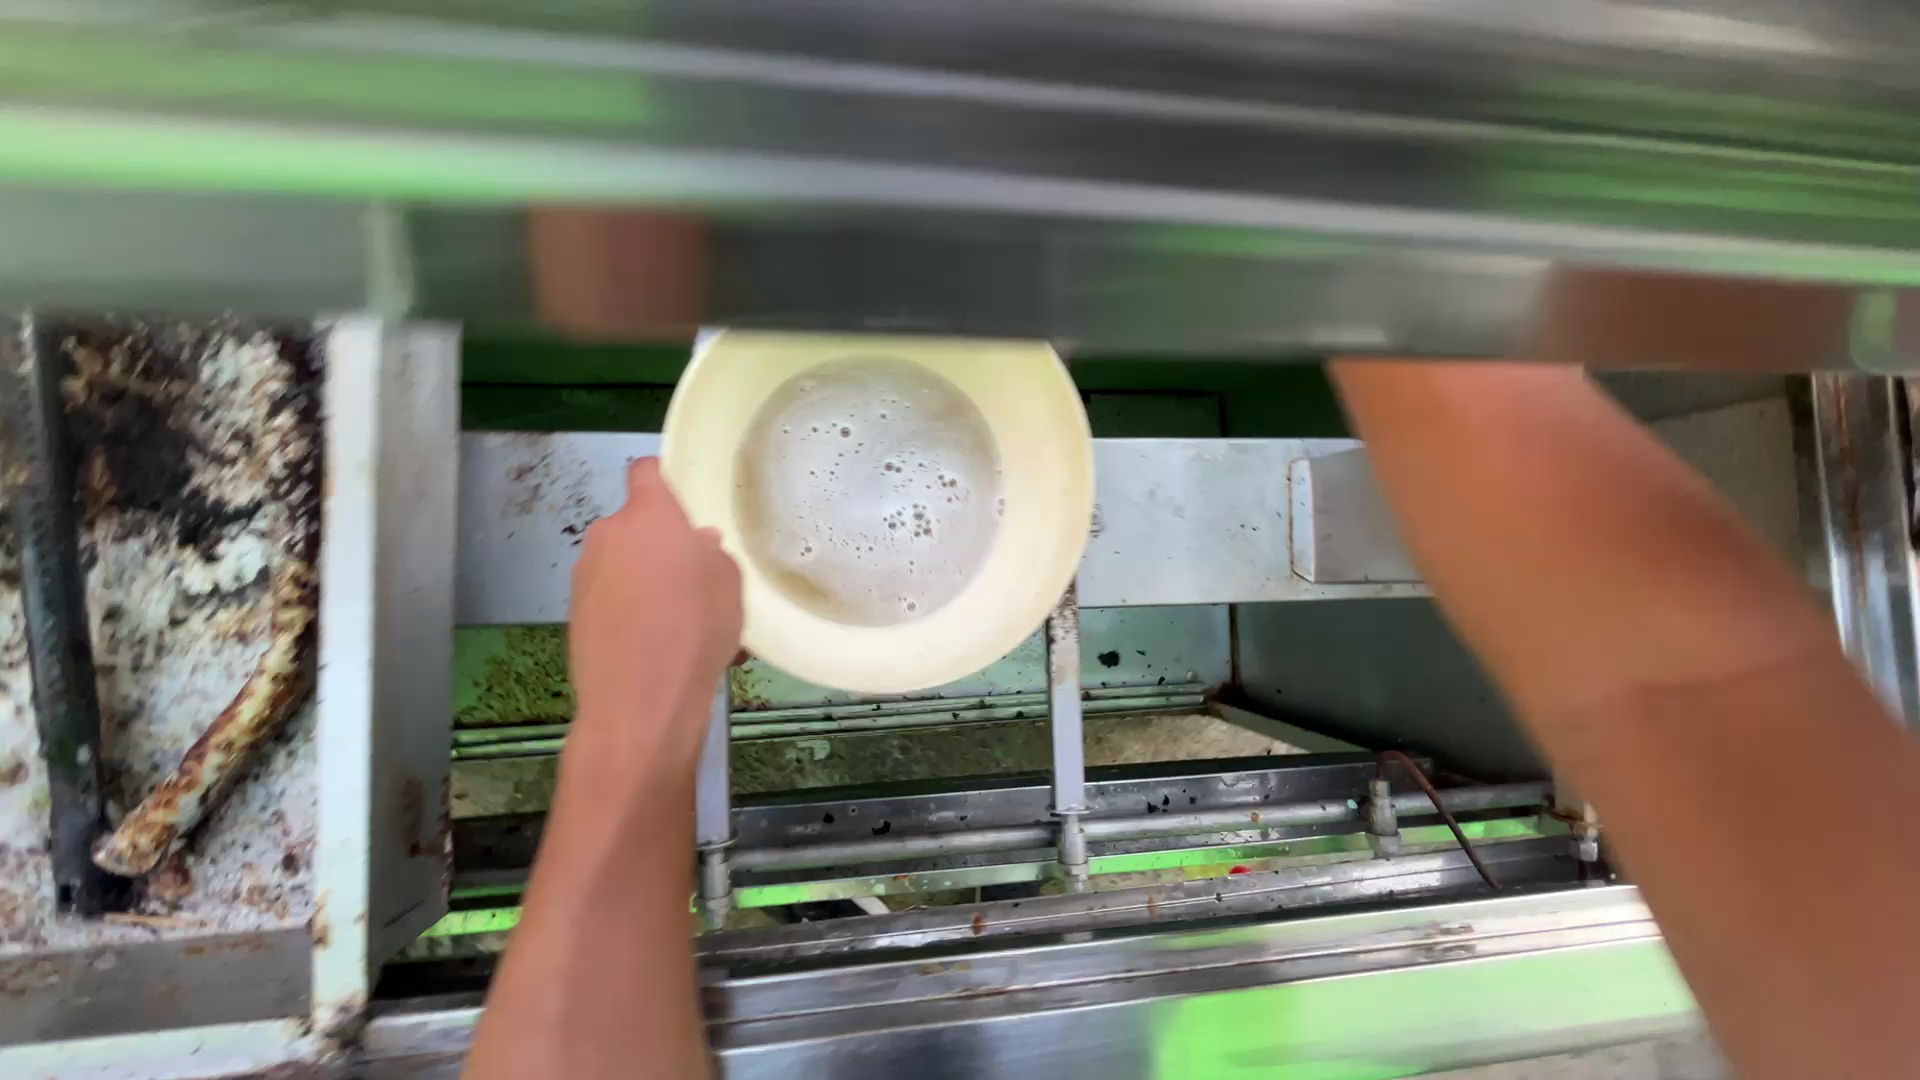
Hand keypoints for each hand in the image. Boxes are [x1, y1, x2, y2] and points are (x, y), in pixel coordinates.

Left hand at [566, 457, 741, 784]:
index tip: (684, 502)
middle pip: (636, 525)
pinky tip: (659, 644)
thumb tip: (697, 546)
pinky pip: (613, 599)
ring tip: (680, 619)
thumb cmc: (696, 627)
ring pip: (623, 564)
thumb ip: (712, 553)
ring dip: (647, 579)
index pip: (646, 472)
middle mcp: (607, 536)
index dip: (664, 479)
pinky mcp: (576, 614)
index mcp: (648, 516)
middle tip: (694, 575)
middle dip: (661, 543)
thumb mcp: (729, 583)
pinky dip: (632, 611)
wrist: (641, 700)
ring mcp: (585, 576)